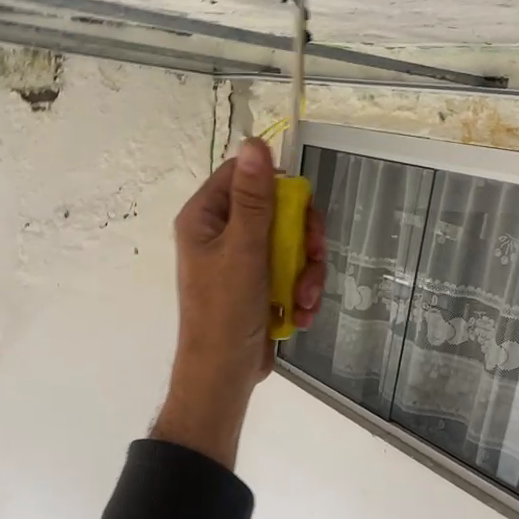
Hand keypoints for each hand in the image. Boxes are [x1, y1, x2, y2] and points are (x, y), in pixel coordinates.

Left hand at [152, 139, 327, 469]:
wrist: (224, 375)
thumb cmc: (225, 312)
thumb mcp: (243, 250)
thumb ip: (254, 199)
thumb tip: (256, 143)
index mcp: (205, 218)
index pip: (242, 176)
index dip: (276, 185)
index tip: (299, 206)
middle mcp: (221, 235)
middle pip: (275, 211)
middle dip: (301, 237)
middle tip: (313, 255)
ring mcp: (241, 263)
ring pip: (289, 245)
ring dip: (306, 271)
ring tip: (305, 298)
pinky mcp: (258, 288)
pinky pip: (289, 274)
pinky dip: (300, 292)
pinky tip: (301, 313)